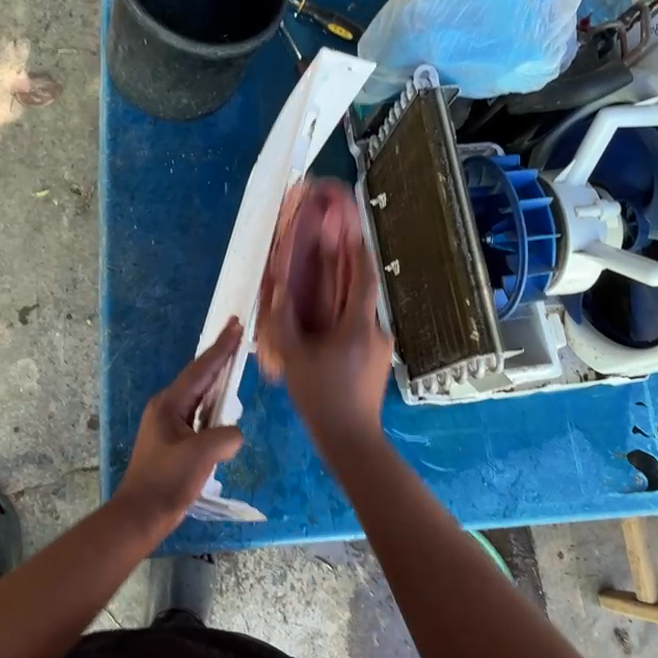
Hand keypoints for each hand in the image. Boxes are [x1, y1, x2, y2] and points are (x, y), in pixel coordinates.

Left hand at [115, 321, 247, 537]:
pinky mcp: (172, 444)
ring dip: (218, 386)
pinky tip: (225, 415)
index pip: (201, 369)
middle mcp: (166, 408)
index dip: (221, 347)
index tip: (235, 324)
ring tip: (236, 372)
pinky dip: (214, 410)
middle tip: (239, 338)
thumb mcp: (203, 454)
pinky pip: (198, 417)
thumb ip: (226, 435)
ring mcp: (167, 426)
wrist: (141, 515)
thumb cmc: (167, 480)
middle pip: (199, 378)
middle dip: (220, 359)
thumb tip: (233, 434)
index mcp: (169, 404)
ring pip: (199, 398)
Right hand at [259, 186, 392, 456]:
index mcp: (359, 324)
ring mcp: (380, 344)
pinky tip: (327, 316)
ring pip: (360, 307)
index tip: (348, 217)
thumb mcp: (294, 357)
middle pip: (363, 286)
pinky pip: (360, 324)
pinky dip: (344, 311)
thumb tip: (277, 285)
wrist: (351, 440)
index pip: (363, 273)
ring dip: (344, 286)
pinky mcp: (377, 358)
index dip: (355, 243)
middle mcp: (377, 329)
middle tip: (334, 234)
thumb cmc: (321, 397)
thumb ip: (284, 319)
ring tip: (325, 271)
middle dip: (348, 258)